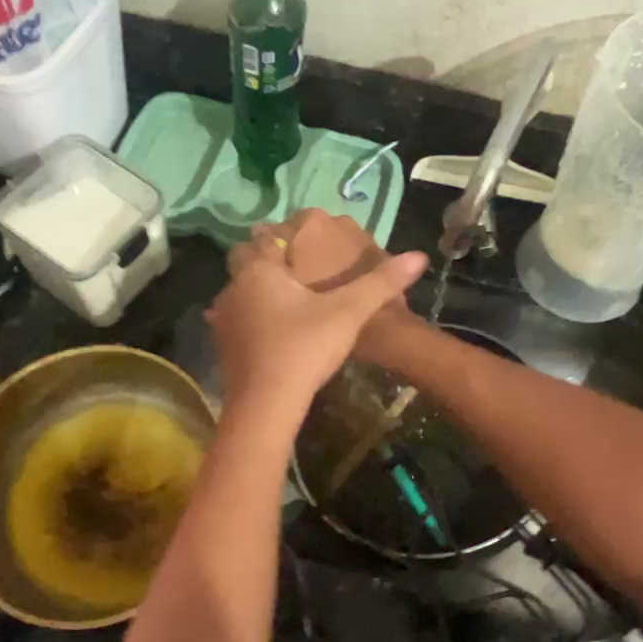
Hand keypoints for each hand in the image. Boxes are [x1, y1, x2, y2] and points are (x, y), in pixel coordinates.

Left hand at [206, 220, 426, 413]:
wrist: (265, 405)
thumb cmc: (304, 348)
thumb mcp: (348, 313)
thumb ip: (380, 283)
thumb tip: (419, 257)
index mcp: (259, 270)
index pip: (266, 237)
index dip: (286, 236)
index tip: (307, 242)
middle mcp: (234, 288)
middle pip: (247, 262)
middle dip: (269, 262)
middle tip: (298, 270)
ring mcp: (224, 319)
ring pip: (241, 293)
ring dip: (259, 292)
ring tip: (289, 300)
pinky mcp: (223, 347)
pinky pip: (238, 322)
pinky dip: (253, 320)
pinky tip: (274, 332)